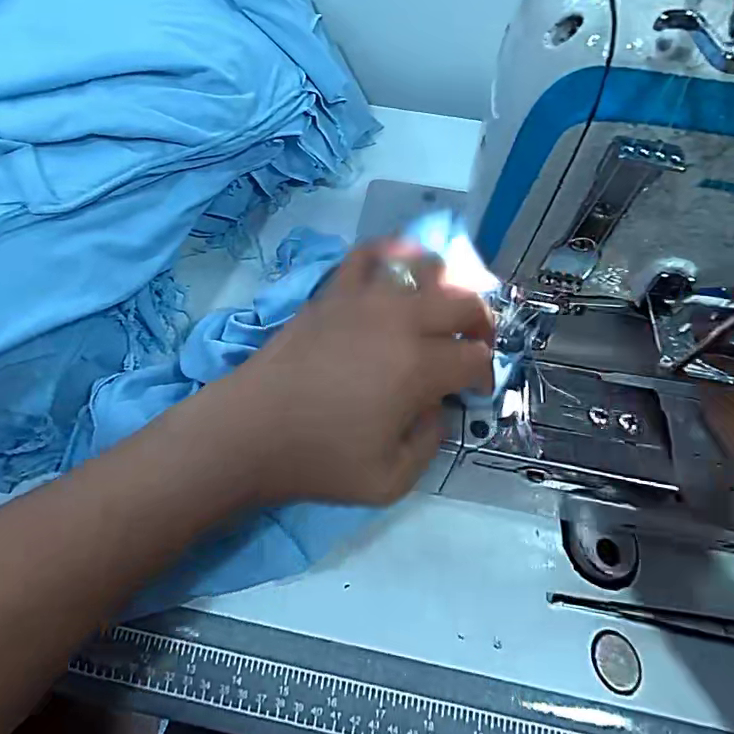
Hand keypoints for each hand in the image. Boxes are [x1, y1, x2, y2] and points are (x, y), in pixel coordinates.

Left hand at [202, 243, 494, 507]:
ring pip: (426, 267)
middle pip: (464, 302)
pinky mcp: (335, 291)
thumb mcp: (391, 480)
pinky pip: (370, 254)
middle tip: (470, 348)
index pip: (475, 357)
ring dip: (445, 287)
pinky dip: (391, 253)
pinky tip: (396, 273)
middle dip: (480, 325)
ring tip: (437, 312)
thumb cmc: (318, 459)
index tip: (474, 392)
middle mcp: (400, 321)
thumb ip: (431, 442)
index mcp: (418, 368)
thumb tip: (436, 405)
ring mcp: (365, 299)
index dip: (484, 374)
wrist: (250, 430)